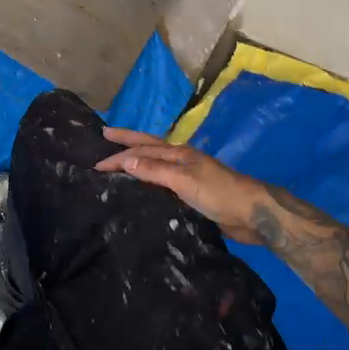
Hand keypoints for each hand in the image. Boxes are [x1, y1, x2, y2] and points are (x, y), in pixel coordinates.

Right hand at [96, 128, 273, 244]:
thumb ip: (155, 170)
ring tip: (119, 160)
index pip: (141, 149)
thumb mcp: (184, 180)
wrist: (253, 214)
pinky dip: (148, 181)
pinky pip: (162, 183)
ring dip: (136, 159)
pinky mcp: (193, 195)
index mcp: (178, 153)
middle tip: (104, 135)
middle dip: (126, 142)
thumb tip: (124, 159)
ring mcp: (187, 176)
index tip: (96, 164)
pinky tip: (143, 189)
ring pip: (155, 163)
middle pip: (148, 147)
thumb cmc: (219, 193)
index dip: (118, 154)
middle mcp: (180, 160)